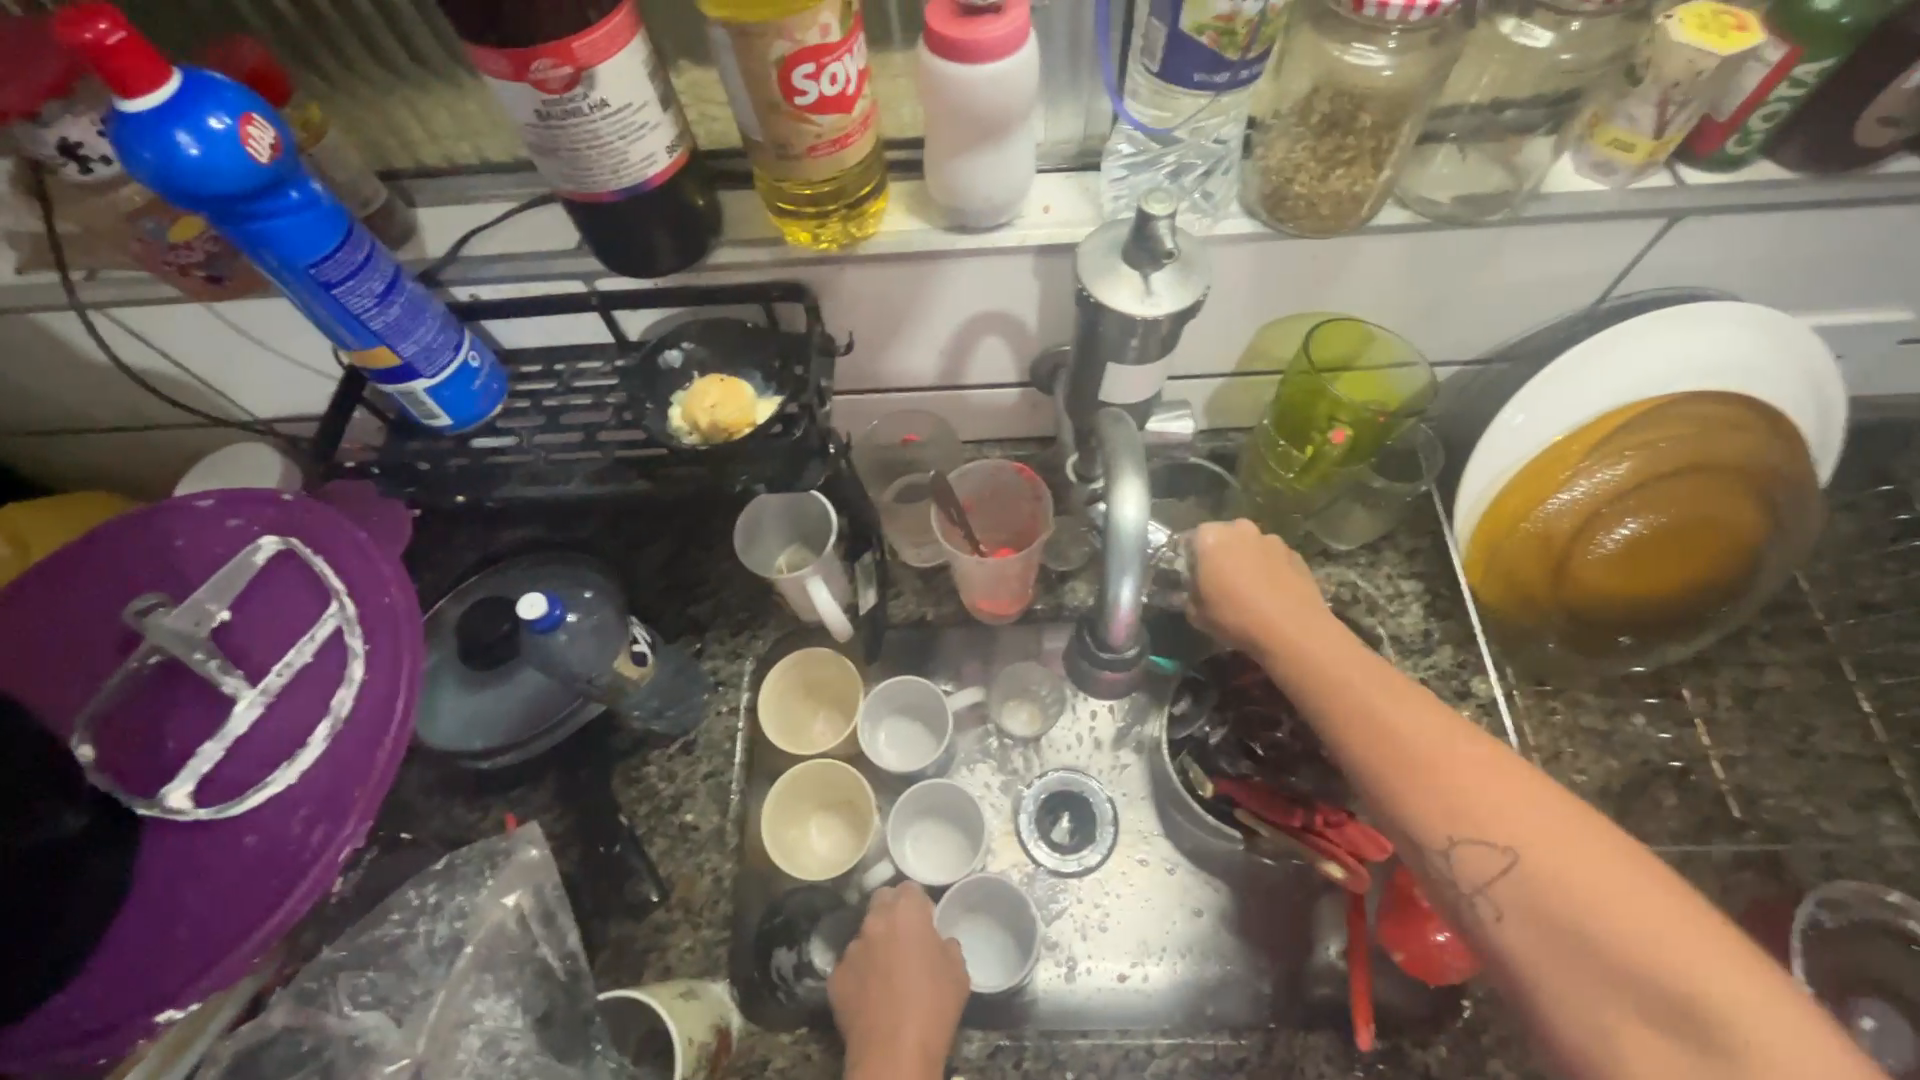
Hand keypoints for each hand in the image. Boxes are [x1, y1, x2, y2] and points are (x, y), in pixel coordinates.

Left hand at [829, 883, 968, 1079]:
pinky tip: (871, 997)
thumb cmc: (934, 1007)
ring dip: (875, 946)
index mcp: (905, 913)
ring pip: (864, 936)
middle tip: (906, 939)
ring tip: (887, 975)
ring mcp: (850, 950)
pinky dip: (860, 975)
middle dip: (893, 913)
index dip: (919, 903)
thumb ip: (947, 947)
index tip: (927, 923)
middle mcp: (873, 923)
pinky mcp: (834, 978)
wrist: (894, 1053)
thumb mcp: (958, 972)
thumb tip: (939, 944)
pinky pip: (850, 967)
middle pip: (880, 901)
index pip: (909, 888)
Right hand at [1186, 519, 1331, 659]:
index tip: (1192, 578)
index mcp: (1210, 538)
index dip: (1189, 560)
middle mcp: (1240, 530)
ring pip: (1250, 546)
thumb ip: (1188, 596)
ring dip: (1246, 560)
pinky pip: (1273, 558)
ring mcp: (1271, 539)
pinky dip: (1269, 569)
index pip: (1190, 540)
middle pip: (1223, 537)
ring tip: (1249, 588)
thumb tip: (1192, 592)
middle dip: (1219, 554)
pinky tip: (1271, 593)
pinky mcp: (1296, 554)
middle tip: (1219, 581)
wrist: (1292, 629)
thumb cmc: (1235, 617)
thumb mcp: (1196, 614)